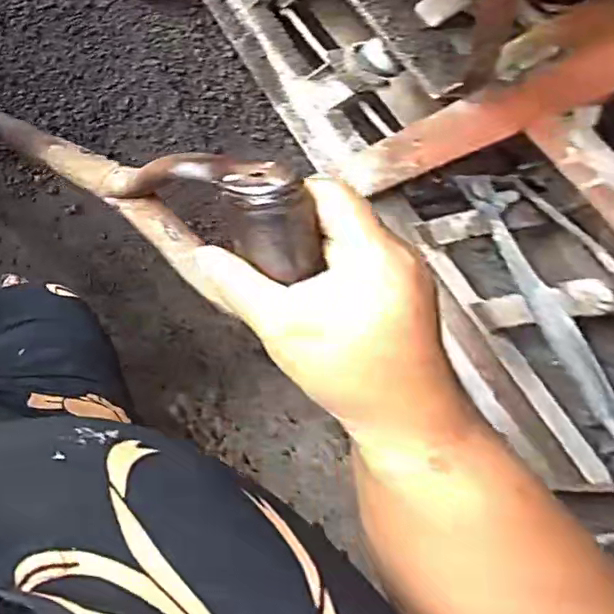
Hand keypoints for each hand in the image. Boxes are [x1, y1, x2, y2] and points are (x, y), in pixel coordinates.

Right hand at [192, 177, 474, 451]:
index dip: (288, 193)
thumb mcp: (279, 325)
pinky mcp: (402, 292)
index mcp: (374, 253)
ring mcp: (404, 274)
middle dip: (294, 226)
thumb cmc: (359, 379)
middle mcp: (396, 255)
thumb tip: (206, 257)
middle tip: (268, 250)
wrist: (407, 425)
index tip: (261, 210)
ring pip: (344, 235)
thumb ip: (237, 284)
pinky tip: (311, 296)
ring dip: (310, 247)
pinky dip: (328, 267)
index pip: (328, 189)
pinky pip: (357, 258)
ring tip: (288, 276)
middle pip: (334, 210)